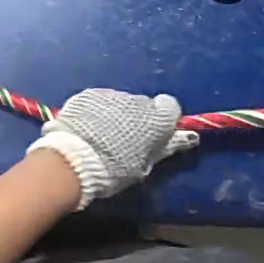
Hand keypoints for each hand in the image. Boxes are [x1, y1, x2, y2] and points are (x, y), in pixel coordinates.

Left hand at [27, 89, 198, 208]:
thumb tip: (189, 138)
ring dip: (114, 114)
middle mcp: (136, 99)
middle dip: (135, 118)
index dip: (161, 121)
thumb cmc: (115, 168)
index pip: (169, 108)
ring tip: (99, 135)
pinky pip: (96, 101)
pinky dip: (94, 111)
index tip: (152, 134)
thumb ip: (166, 147)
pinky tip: (84, 128)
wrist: (73, 159)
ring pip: (118, 102)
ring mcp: (110, 94)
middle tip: (122, 139)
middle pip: (141, 105)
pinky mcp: (87, 94)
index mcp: (157, 117)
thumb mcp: (145, 164)